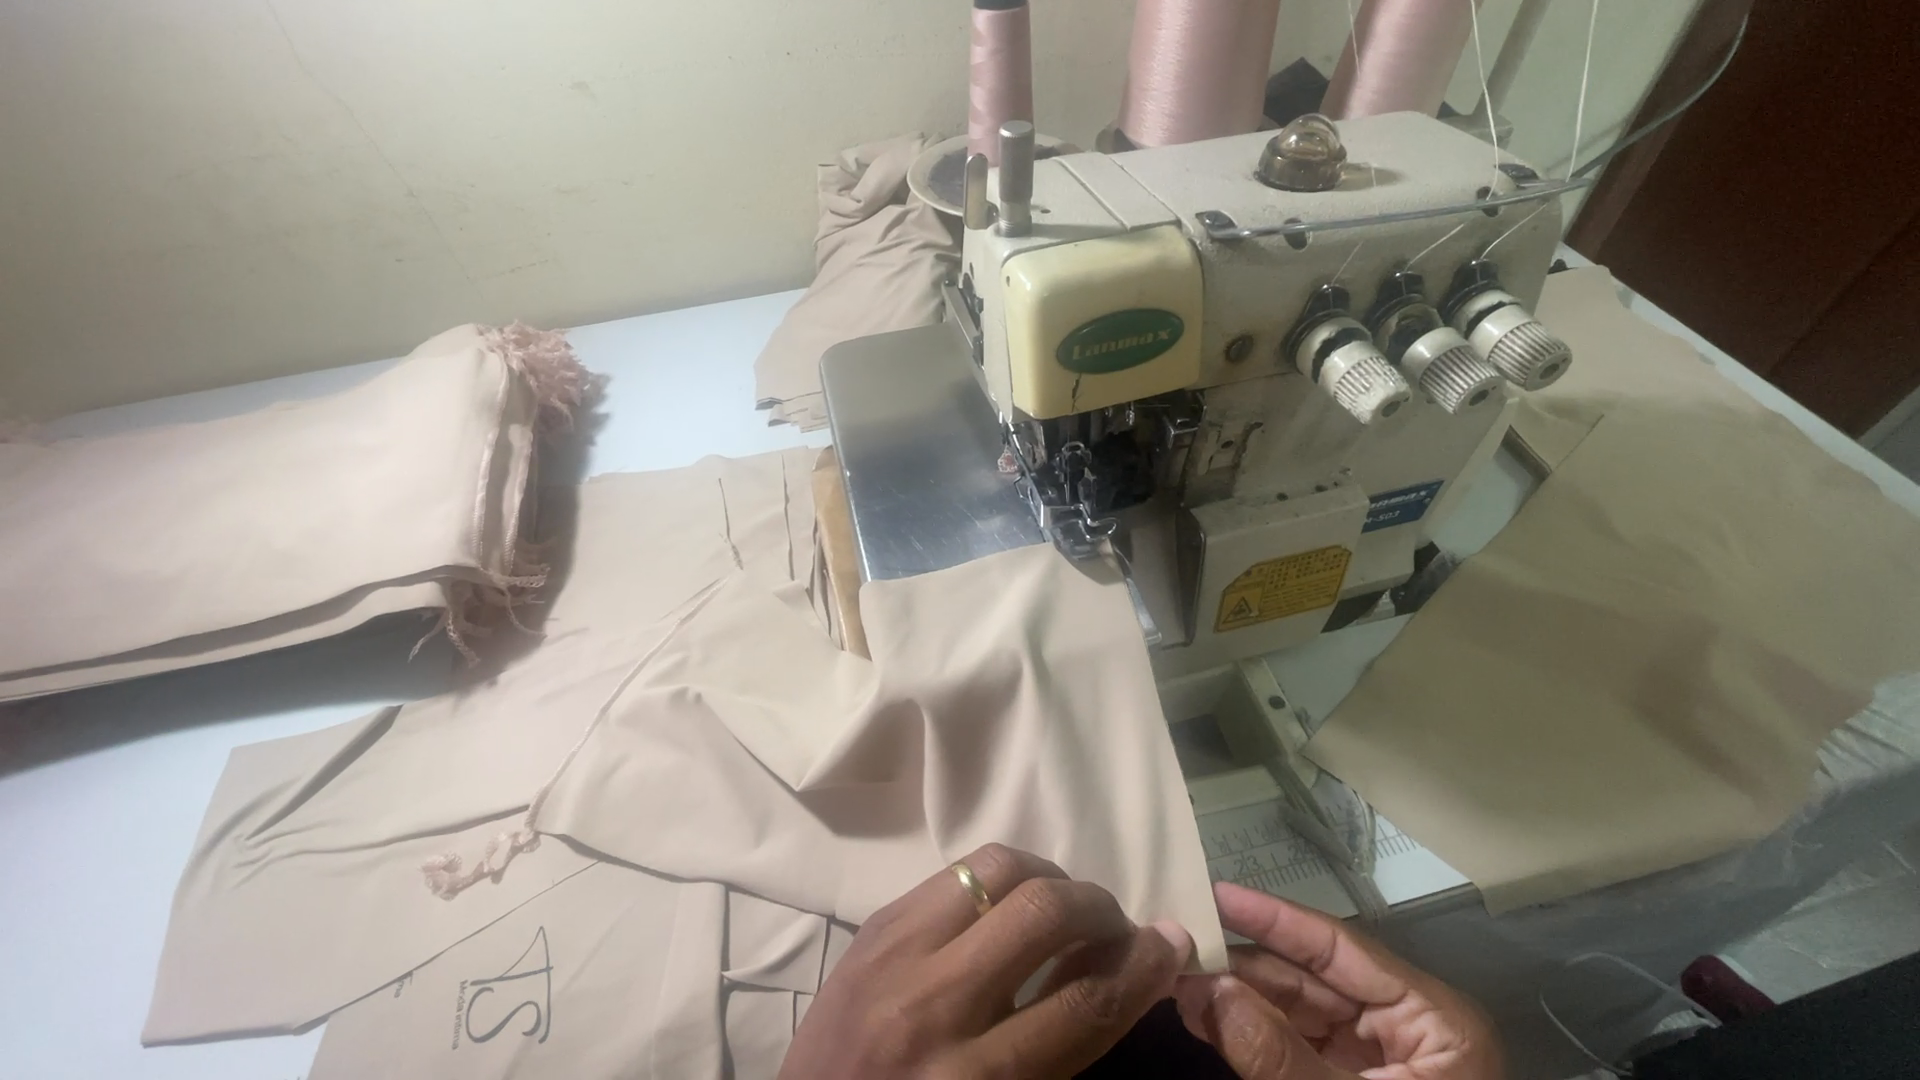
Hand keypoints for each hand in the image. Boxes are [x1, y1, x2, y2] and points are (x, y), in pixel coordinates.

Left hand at [780, 843, 1194, 1078]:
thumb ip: (1060, 1046)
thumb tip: (1129, 971)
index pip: (1082, 1006)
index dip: (1142, 970)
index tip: (1171, 946)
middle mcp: (934, 1005)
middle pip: (1043, 915)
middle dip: (1099, 908)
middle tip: (1113, 924)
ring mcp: (896, 951)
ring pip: (997, 868)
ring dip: (1049, 877)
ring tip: (1060, 904)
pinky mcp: (875, 922)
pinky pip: (954, 871)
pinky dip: (998, 879)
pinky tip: (1006, 902)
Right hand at [1173, 882, 1502, 1079]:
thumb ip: (1279, 1057)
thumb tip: (1205, 988)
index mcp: (1431, 1019)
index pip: (1339, 947)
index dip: (1274, 917)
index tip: (1215, 892)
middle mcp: (1404, 1025)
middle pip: (1310, 976)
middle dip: (1242, 965)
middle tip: (1180, 948)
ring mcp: (1377, 1057)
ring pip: (1293, 1008)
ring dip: (1235, 996)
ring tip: (1179, 983)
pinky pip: (1291, 1043)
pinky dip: (1246, 1031)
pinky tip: (1203, 1016)